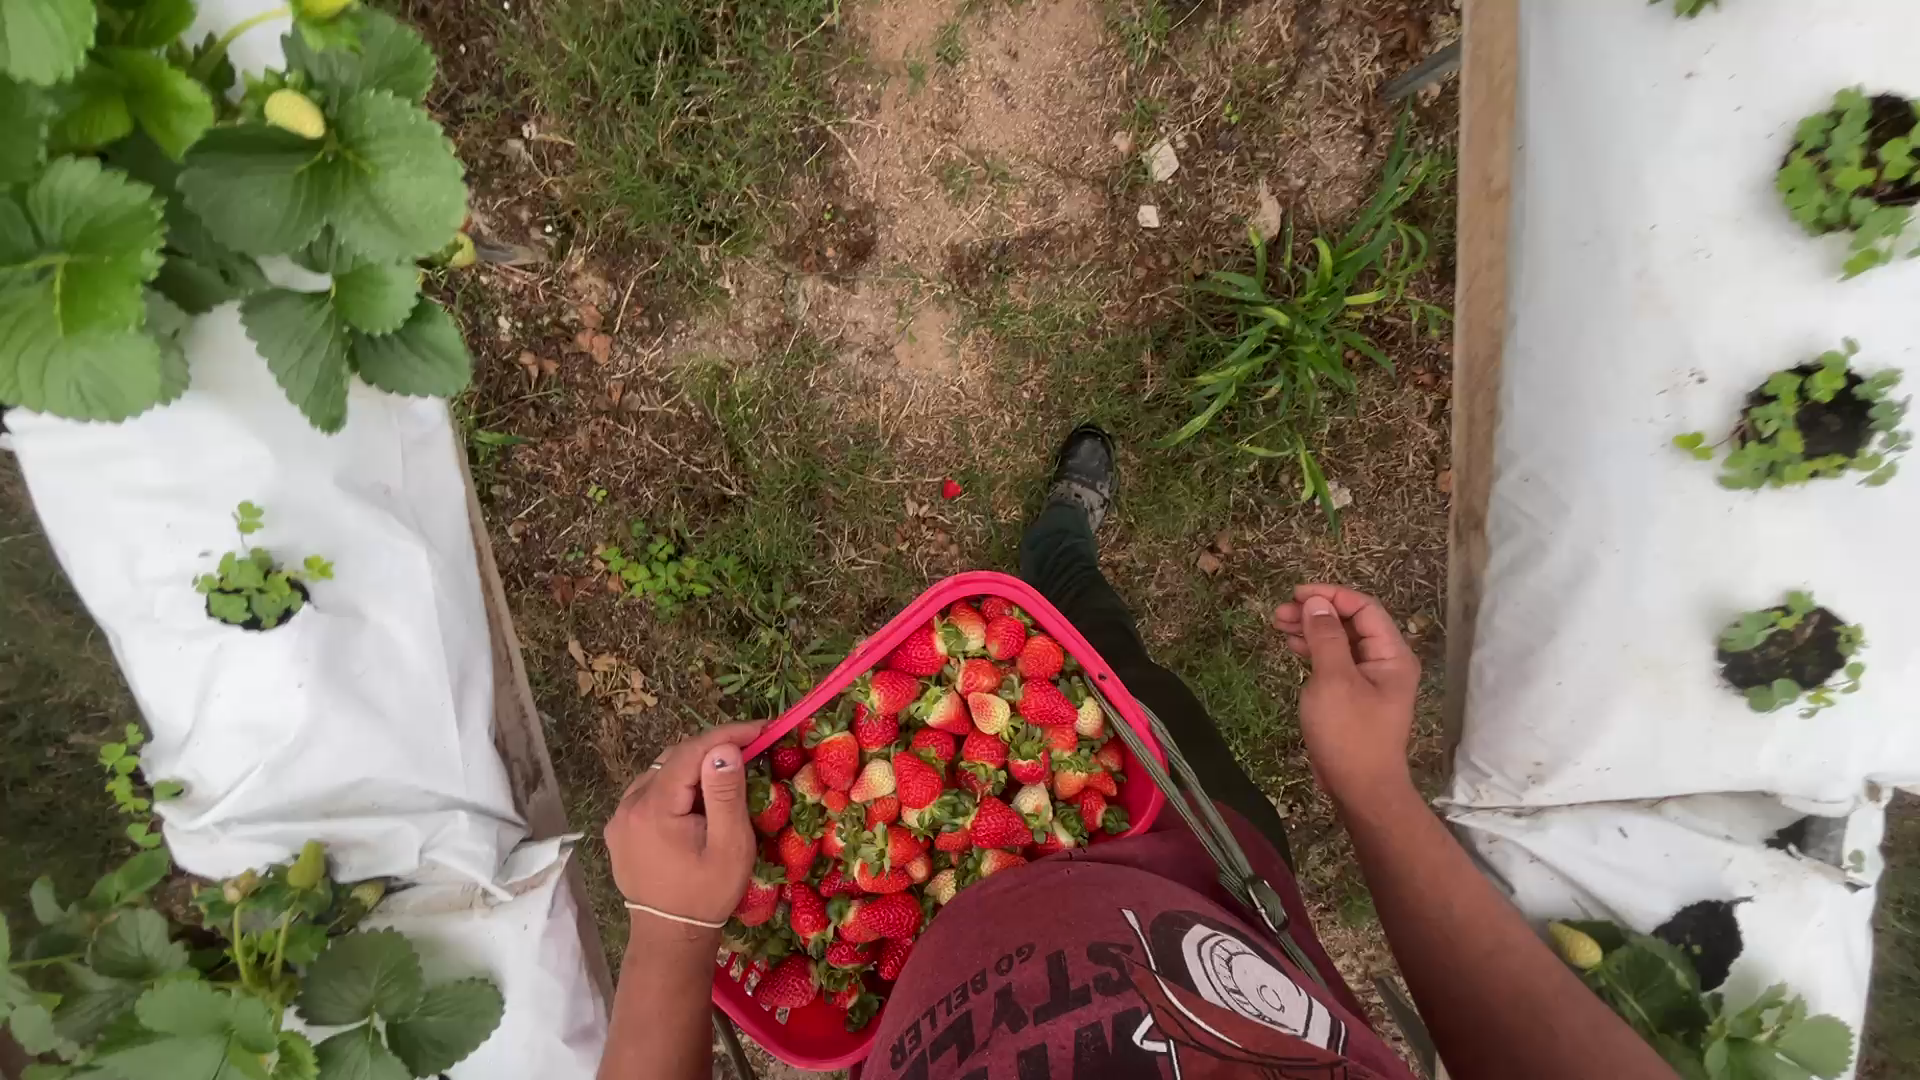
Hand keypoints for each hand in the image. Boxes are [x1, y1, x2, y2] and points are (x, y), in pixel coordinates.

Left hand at [604, 722, 763, 933]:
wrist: (671, 938)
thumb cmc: (707, 893)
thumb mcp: (730, 845)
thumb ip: (727, 794)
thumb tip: (725, 748)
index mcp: (653, 808)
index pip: (691, 751)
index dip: (727, 734)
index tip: (762, 728)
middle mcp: (629, 806)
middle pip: (675, 757)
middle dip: (714, 746)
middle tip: (753, 747)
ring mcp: (620, 817)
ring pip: (663, 769)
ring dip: (697, 763)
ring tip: (731, 768)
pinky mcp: (622, 827)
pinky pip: (653, 788)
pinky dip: (680, 781)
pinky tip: (701, 793)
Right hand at [1272, 585, 1420, 805]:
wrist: (1360, 787)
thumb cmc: (1349, 733)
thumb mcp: (1333, 680)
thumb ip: (1326, 637)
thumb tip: (1315, 602)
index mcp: (1391, 655)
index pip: (1364, 608)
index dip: (1331, 595)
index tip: (1296, 594)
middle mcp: (1385, 662)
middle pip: (1351, 622)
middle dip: (1316, 611)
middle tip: (1279, 612)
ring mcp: (1369, 679)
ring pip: (1340, 640)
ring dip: (1311, 628)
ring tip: (1278, 624)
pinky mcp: (1353, 693)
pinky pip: (1334, 659)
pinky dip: (1313, 648)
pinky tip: (1293, 645)